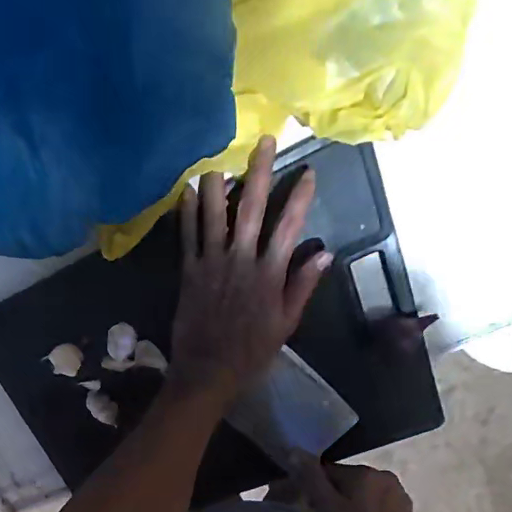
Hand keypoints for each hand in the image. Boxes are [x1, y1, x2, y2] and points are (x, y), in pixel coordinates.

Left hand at [168, 136, 331, 404]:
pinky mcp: (189, 272)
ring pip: (214, 216)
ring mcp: (212, 263)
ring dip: (217, 185)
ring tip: (219, 159)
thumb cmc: (252, 351)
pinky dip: (187, 214)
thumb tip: (325, 254)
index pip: (289, 226)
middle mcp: (241, 260)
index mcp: (269, 273)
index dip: (300, 197)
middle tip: (263, 141)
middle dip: (259, 171)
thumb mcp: (286, 323)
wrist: (208, 370)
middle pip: (251, 208)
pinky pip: (187, 237)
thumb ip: (302, 286)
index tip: (308, 172)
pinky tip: (188, 193)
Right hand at [289, 459, 445, 511]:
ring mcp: (398, 493)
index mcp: (364, 472)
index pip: (330, 471)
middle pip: (348, 480)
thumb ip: (311, 478)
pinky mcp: (405, 510)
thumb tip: (294, 450)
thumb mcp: (327, 508)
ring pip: (364, 492)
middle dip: (335, 495)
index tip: (311, 507)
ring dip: (353, 503)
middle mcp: (384, 475)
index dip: (316, 488)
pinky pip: (379, 503)